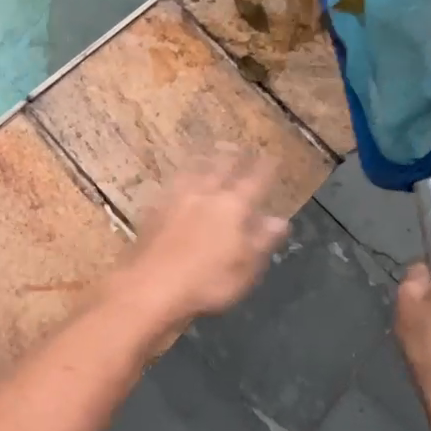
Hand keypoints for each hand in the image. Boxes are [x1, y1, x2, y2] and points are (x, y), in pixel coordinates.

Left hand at [109, 149, 291, 327]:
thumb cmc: (207, 282)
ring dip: (204, 161)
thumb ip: (262, 239)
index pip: (253, 182)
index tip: (271, 156)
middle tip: (237, 146)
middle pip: (220, 168)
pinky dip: (181, 176)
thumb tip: (280, 219)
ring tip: (208, 153)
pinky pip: (172, 184)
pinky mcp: (154, 208)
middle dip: (232, 156)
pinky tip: (179, 180)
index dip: (264, 169)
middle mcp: (204, 195)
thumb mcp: (246, 267)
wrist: (150, 284)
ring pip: (193, 171)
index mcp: (232, 207)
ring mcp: (176, 199)